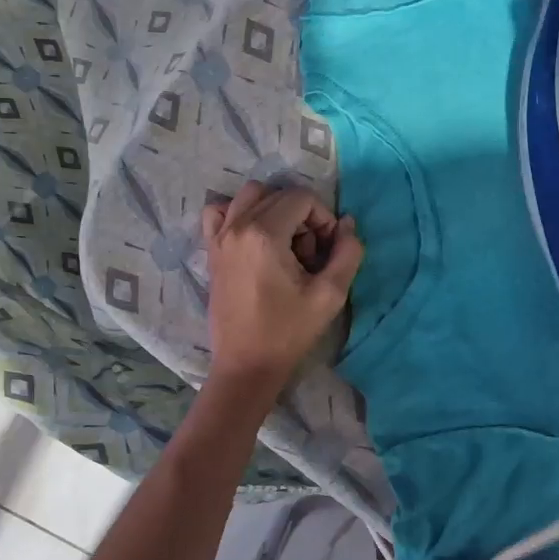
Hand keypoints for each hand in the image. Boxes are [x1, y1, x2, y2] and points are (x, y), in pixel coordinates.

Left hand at [201, 181, 363, 394]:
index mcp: (264, 233)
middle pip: (279, 194)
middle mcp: (237, 225)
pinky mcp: (211, 250)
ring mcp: (219, 237)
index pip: (302, 198)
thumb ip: (347, 252)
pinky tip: (254, 239)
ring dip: (274, 210)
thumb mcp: (331, 294)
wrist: (246, 365)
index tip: (327, 250)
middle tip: (309, 255)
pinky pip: (221, 212)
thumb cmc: (288, 331)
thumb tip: (347, 224)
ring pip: (251, 195)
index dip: (323, 218)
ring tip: (284, 244)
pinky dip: (239, 214)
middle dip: (302, 216)